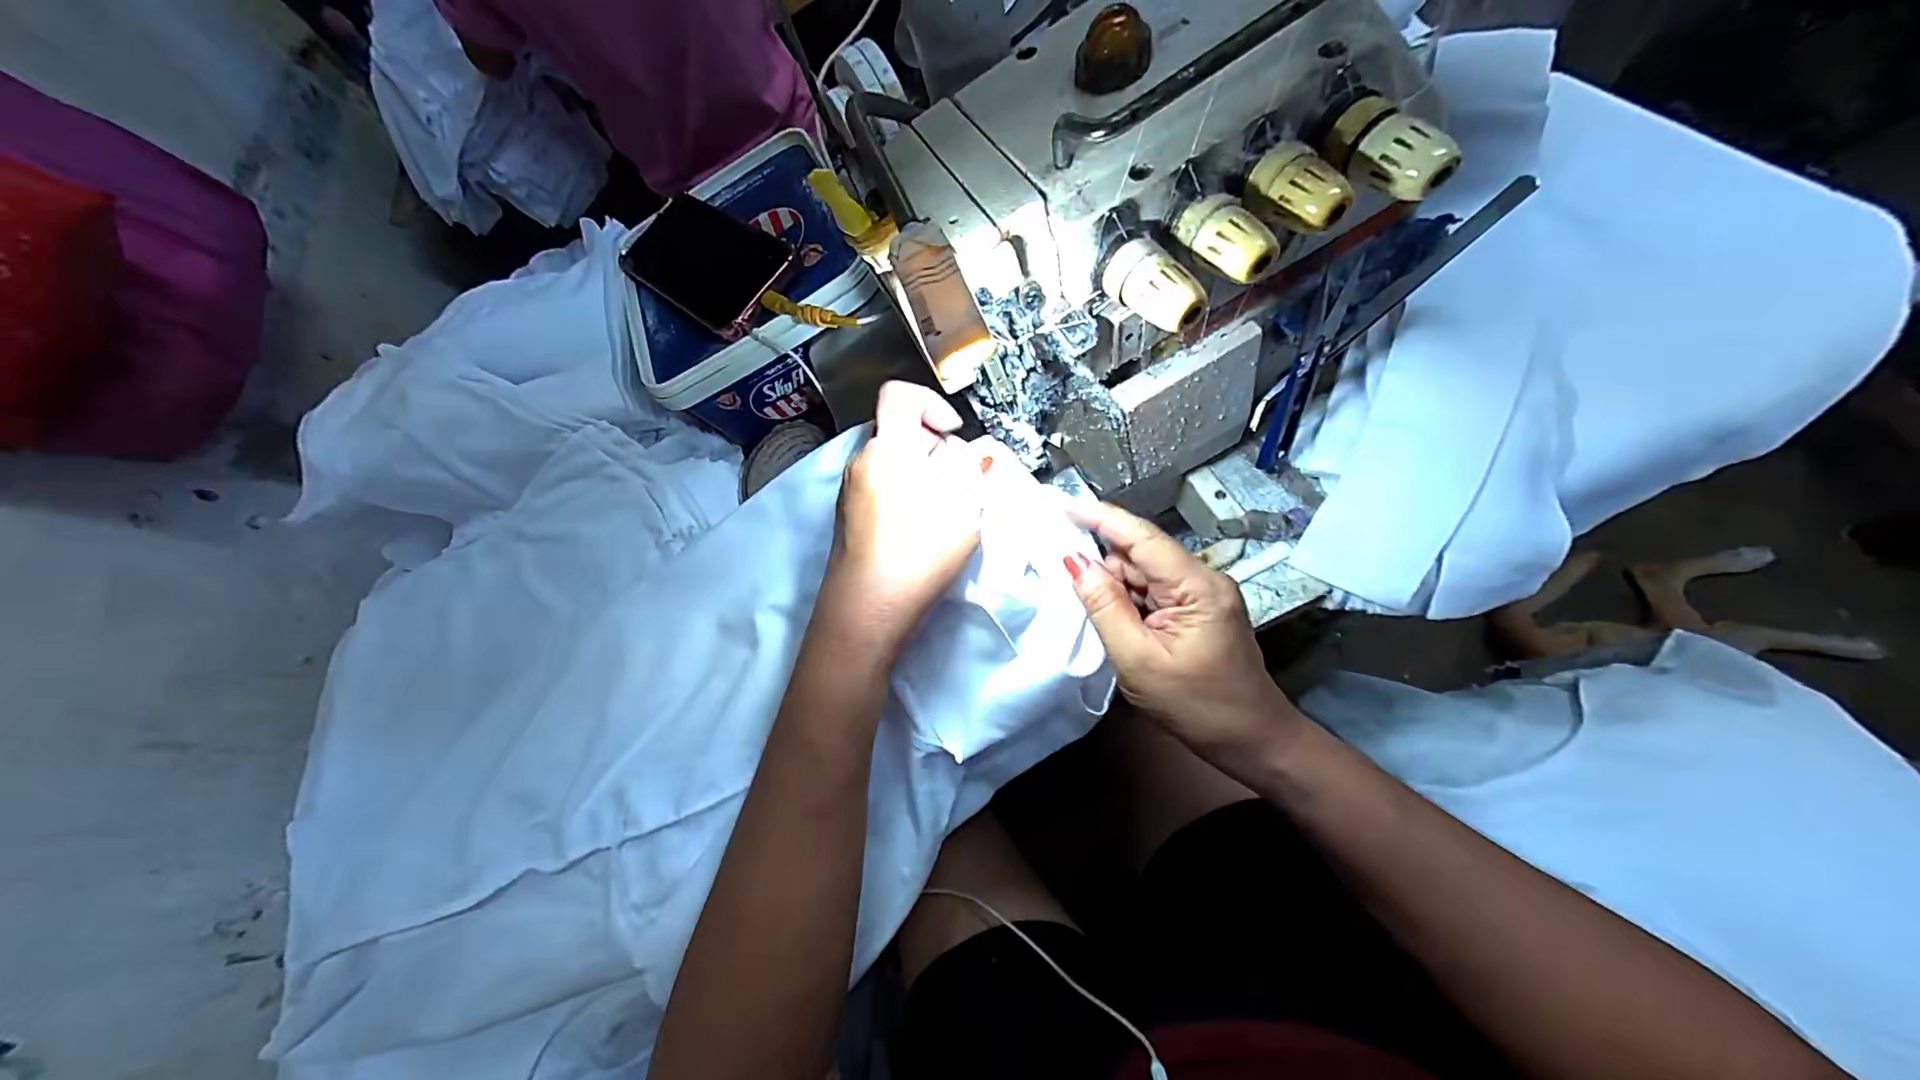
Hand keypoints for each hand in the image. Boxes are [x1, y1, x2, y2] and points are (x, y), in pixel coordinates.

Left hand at [824, 381, 998, 653]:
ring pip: (895, 464)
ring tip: (945, 512)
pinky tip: (922, 532)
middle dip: (935, 450)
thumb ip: (973, 469)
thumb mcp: (962, 508)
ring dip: (924, 476)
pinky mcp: (851, 518)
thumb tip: (970, 455)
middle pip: (902, 433)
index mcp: (886, 450)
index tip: (954, 434)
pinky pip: (884, 489)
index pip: (899, 395)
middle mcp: (861, 463)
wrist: (866, 613)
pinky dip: (907, 497)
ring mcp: (851, 492)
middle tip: (960, 482)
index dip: (932, 403)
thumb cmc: (915, 556)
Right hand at [1063, 500, 1299, 757]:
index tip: (1064, 504)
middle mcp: (1203, 579)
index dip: (1102, 518)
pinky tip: (1116, 623)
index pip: (1143, 538)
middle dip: (1104, 566)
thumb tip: (1076, 563)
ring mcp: (1202, 594)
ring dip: (1115, 589)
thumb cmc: (1198, 706)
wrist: (1251, 740)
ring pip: (1143, 574)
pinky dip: (1129, 602)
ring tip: (1098, 620)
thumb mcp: (1139, 660)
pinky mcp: (1197, 609)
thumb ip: (1105, 607)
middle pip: (1140, 555)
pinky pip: (1153, 592)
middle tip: (1068, 584)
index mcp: (1197, 587)